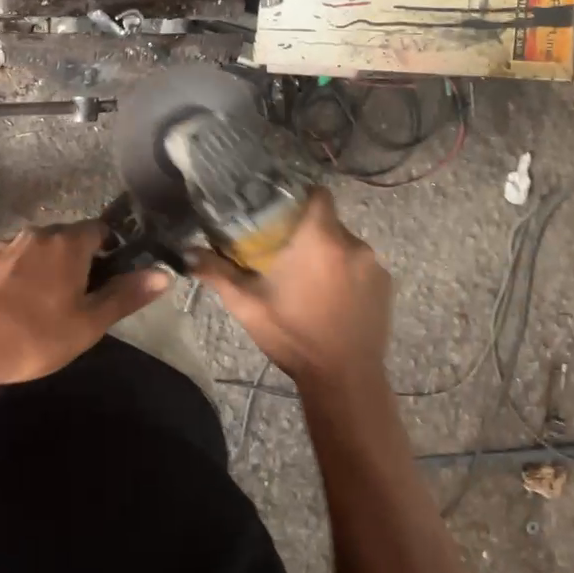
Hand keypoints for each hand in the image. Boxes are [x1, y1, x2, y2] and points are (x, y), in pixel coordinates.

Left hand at [0, 221, 169, 391]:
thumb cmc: (32, 337)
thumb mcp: (88, 324)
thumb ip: (125, 295)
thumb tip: (162, 273)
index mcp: (68, 242)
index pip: (102, 230)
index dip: (113, 251)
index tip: (114, 281)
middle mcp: (38, 233)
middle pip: (71, 238)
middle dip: (83, 261)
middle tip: (85, 301)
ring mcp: (7, 245)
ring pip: (42, 249)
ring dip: (52, 269)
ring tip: (51, 307)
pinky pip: (17, 260)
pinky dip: (26, 275)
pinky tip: (21, 306)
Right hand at [191, 186, 390, 386]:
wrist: (344, 378)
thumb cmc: (292, 335)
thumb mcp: (247, 305)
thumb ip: (217, 273)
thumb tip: (186, 253)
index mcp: (319, 239)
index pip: (317, 194)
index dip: (299, 197)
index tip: (279, 212)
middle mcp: (353, 243)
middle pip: (328, 221)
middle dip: (307, 232)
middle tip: (284, 253)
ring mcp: (374, 265)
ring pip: (345, 245)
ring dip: (327, 255)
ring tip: (307, 281)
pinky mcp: (387, 286)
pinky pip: (361, 266)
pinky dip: (346, 274)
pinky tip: (330, 299)